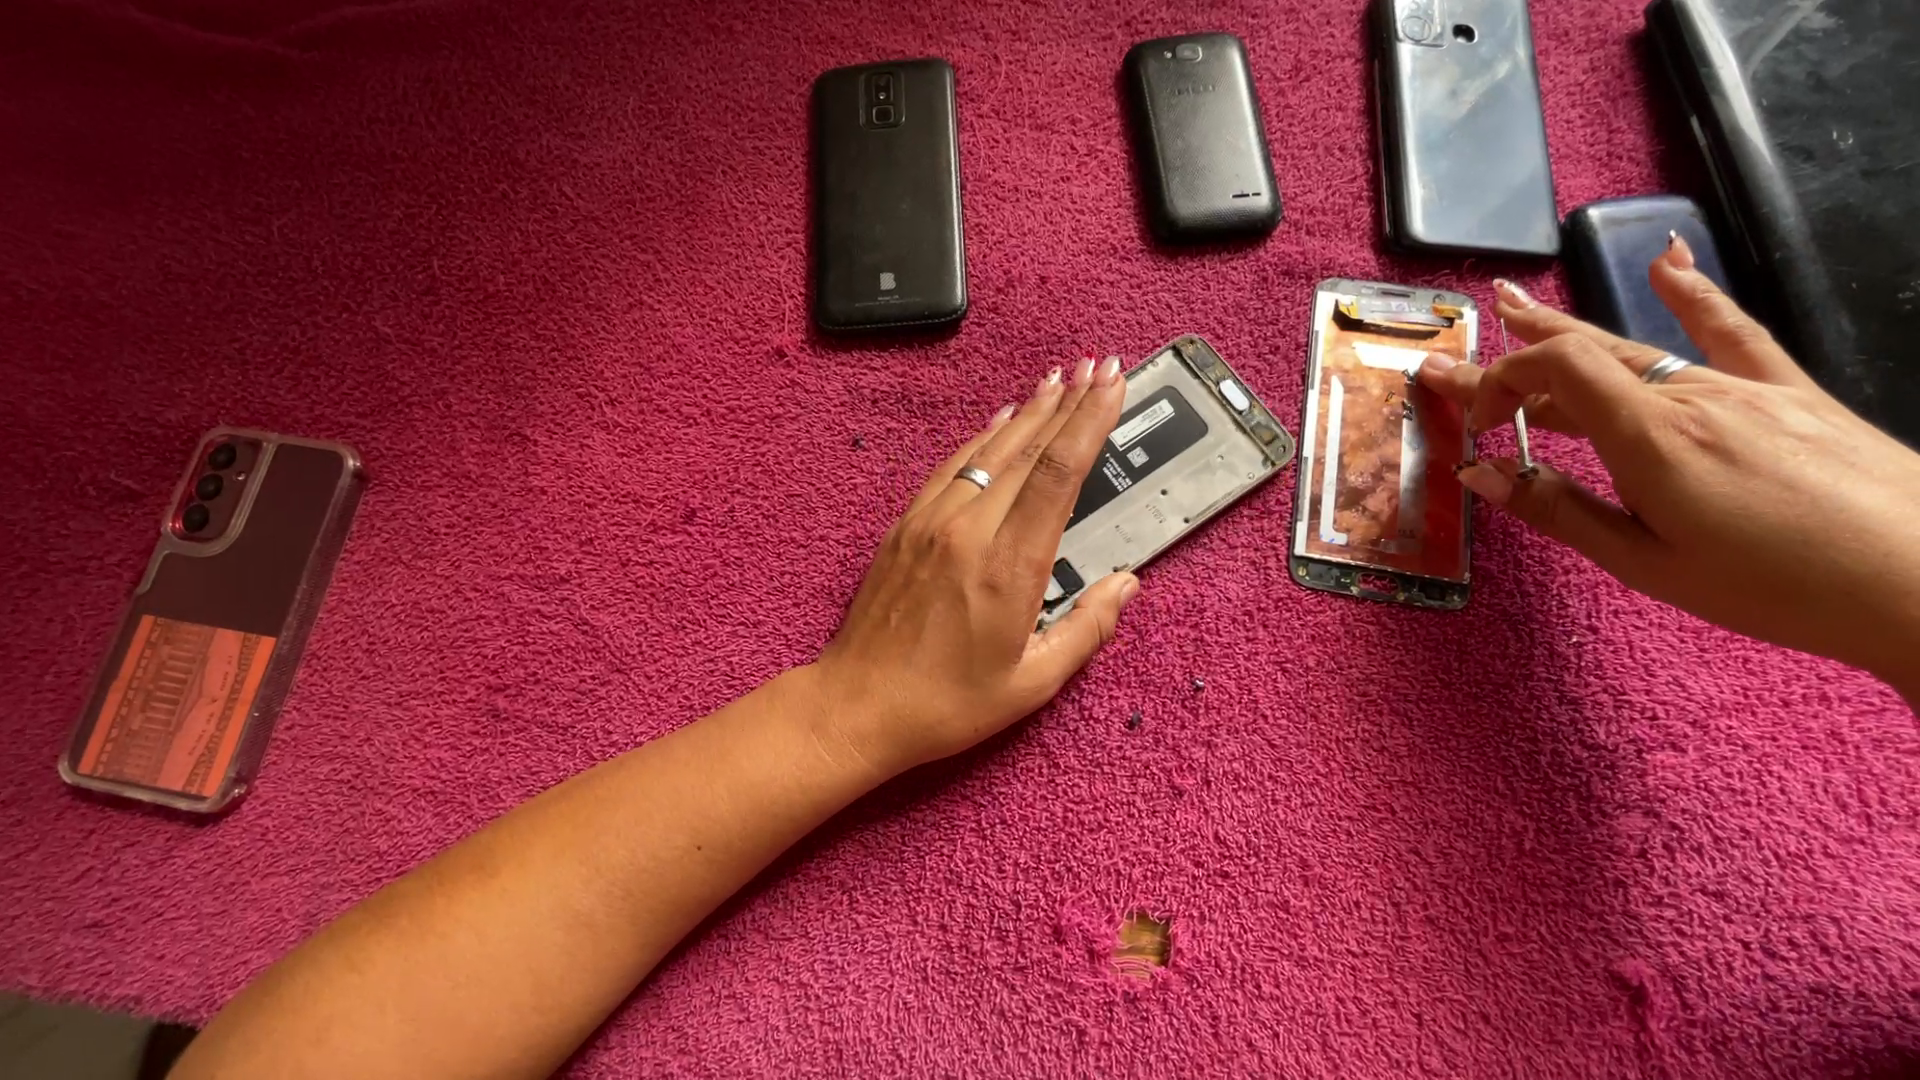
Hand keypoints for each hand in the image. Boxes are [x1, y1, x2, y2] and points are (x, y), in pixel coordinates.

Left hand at [810, 355, 1137, 774]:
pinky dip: (980, 440)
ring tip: (1058, 379)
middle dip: (1068, 404)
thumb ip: (1086, 629)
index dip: (1089, 423)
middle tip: (1098, 366)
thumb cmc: (946, 704)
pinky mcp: (906, 527)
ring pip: (988, 451)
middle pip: (1026, 450)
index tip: (1113, 386)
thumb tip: (1126, 584)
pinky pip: (950, 468)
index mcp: (1008, 569)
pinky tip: (999, 421)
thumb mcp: (1031, 683)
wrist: (858, 705)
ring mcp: (931, 524)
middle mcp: (968, 532)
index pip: (1057, 475)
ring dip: (1028, 413)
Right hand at [1417, 237, 1919, 694]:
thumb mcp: (1646, 562)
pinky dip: (1694, 292)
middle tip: (1452, 358)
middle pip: (1582, 352)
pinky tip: (1665, 259)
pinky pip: (1733, 331)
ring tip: (1514, 311)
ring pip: (1635, 348)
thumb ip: (1559, 510)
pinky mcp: (1789, 392)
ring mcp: (1743, 387)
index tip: (1476, 425)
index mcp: (1649, 436)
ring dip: (1565, 335)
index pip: (1554, 370)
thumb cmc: (1774, 586)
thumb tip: (1479, 474)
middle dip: (1509, 356)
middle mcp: (1688, 395)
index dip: (1499, 383)